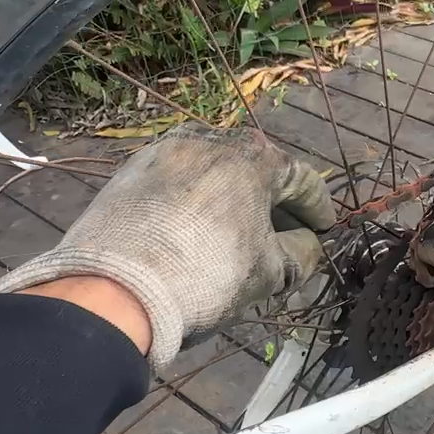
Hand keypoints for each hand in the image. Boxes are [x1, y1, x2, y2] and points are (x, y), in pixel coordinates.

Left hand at [0, 125, 333, 372]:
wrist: (109, 292)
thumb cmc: (207, 275)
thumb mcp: (270, 273)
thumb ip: (300, 254)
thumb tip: (306, 244)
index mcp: (257, 158)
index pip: (302, 180)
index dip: (317, 209)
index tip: (324, 229)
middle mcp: (215, 140)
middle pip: (257, 171)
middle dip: (274, 203)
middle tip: (282, 234)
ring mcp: (168, 151)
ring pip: (215, 172)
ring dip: (232, 197)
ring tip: (235, 230)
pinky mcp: (130, 169)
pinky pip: (178, 180)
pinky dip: (194, 200)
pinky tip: (193, 228)